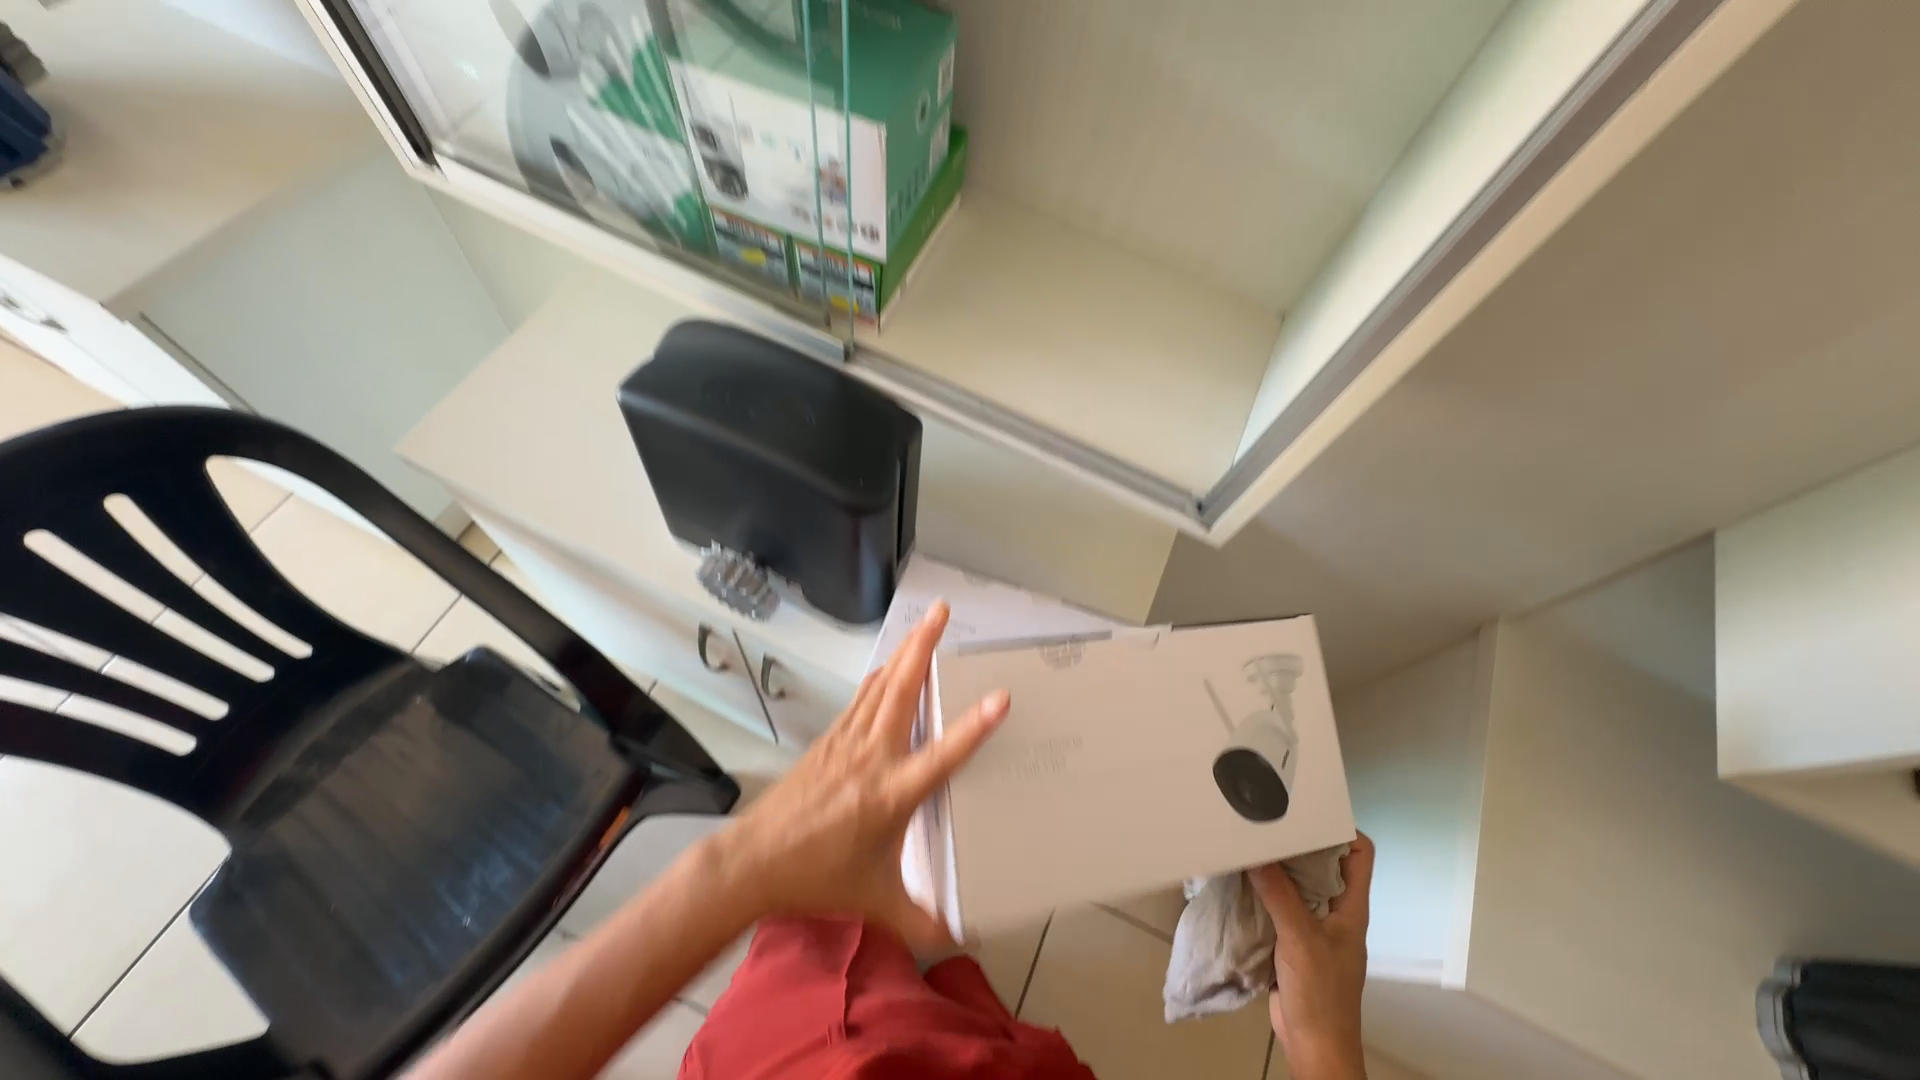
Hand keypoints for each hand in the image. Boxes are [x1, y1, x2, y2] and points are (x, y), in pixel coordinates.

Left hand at [708, 600, 1008, 949]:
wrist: (753, 861)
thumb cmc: (819, 878)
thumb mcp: (877, 902)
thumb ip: (921, 921)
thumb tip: (959, 941)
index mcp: (892, 794)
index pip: (942, 755)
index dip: (973, 727)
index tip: (1000, 696)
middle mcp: (872, 758)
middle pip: (902, 692)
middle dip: (923, 647)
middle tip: (942, 612)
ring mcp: (846, 745)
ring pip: (880, 687)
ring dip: (902, 653)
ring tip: (922, 626)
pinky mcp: (827, 743)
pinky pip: (860, 701)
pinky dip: (878, 678)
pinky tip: (885, 668)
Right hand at [1250, 832, 1374, 1077]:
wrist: (1314, 1044)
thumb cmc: (1321, 993)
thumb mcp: (1300, 938)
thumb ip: (1278, 895)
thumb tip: (1255, 852)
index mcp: (1351, 907)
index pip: (1359, 854)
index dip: (1340, 828)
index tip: (1305, 810)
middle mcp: (1334, 911)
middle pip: (1323, 864)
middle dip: (1298, 842)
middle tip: (1267, 819)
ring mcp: (1313, 926)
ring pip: (1297, 883)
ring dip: (1276, 866)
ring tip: (1249, 841)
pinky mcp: (1291, 941)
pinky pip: (1278, 904)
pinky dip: (1262, 890)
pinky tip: (1239, 879)